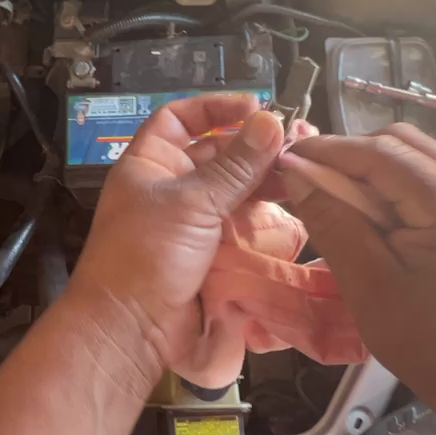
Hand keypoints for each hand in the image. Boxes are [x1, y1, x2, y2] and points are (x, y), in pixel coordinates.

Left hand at [65, 95, 287, 389]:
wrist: (132, 328)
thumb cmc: (145, 255)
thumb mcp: (190, 203)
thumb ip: (235, 166)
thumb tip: (271, 122)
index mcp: (150, 164)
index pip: (179, 118)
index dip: (213, 108)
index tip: (255, 106)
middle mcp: (171, 186)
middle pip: (216, 152)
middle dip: (253, 145)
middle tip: (298, 141)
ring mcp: (193, 219)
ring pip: (235, 186)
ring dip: (266, 176)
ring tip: (304, 168)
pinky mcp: (213, 249)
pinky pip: (242, 219)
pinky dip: (266, 209)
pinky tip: (295, 199)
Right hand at [278, 125, 435, 419]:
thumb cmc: (428, 341)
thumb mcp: (367, 282)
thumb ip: (332, 220)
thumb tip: (297, 174)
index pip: (381, 153)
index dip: (328, 149)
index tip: (285, 156)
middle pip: (403, 144)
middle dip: (350, 153)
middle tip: (309, 176)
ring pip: (417, 158)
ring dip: (371, 168)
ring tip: (334, 194)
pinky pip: (429, 181)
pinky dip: (393, 185)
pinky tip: (370, 214)